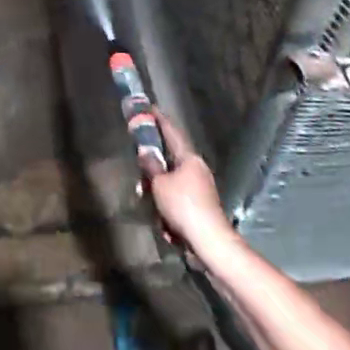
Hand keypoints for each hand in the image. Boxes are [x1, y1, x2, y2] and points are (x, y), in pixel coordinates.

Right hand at [144, 113, 235, 257]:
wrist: (209, 241)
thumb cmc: (183, 206)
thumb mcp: (160, 185)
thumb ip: (151, 167)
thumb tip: (145, 151)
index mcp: (190, 158)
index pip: (172, 133)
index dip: (159, 120)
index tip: (149, 108)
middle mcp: (197, 169)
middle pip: (169, 160)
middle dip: (153, 168)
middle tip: (140, 175)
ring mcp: (200, 189)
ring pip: (171, 182)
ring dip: (158, 192)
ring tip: (150, 205)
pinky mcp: (199, 207)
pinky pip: (176, 199)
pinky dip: (166, 206)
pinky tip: (163, 221)